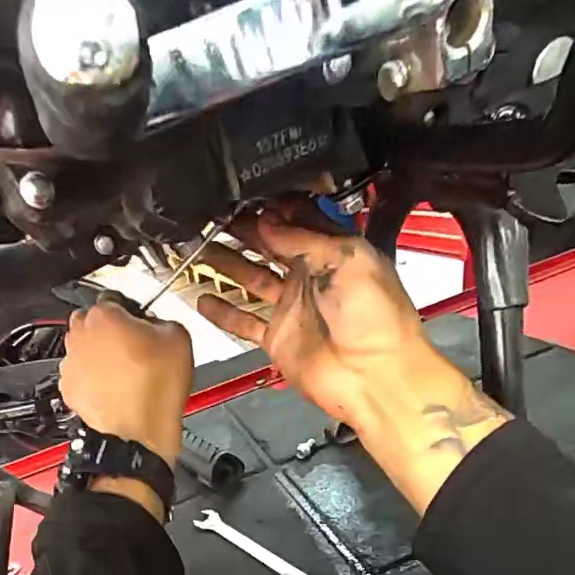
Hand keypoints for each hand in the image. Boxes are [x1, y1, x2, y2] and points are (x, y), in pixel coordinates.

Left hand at [58, 292, 192, 518]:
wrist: (137, 436)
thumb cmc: (154, 391)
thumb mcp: (179, 339)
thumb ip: (164, 321)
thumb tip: (159, 325)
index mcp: (103, 315)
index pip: (117, 301)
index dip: (135, 314)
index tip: (145, 327)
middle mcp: (79, 336)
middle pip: (97, 325)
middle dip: (114, 334)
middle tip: (138, 351)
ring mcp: (71, 364)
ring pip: (88, 351)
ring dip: (104, 358)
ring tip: (130, 376)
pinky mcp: (70, 390)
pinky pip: (84, 376)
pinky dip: (97, 381)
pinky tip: (119, 391)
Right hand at [192, 199, 510, 511]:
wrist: (373, 377)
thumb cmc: (376, 319)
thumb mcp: (348, 259)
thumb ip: (306, 237)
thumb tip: (270, 220)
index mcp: (333, 253)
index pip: (297, 222)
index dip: (272, 209)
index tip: (245, 197)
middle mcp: (310, 278)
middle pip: (269, 247)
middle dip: (243, 230)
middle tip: (213, 215)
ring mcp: (291, 308)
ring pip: (249, 278)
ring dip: (225, 263)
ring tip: (198, 245)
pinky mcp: (277, 338)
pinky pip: (243, 321)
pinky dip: (223, 311)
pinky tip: (202, 297)